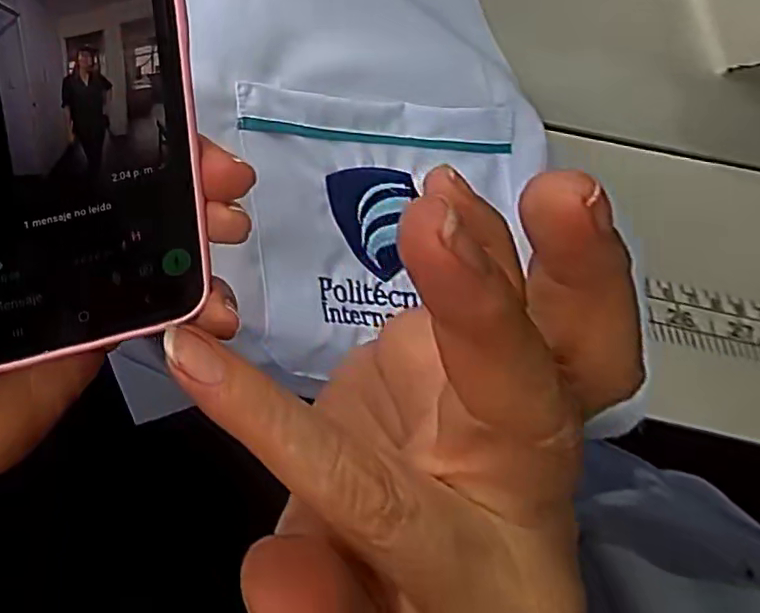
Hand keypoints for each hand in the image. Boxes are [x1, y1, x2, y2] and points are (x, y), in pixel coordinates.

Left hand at [0, 118, 256, 509]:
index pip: (43, 134)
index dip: (95, 115)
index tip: (156, 112)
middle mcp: (34, 217)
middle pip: (112, 173)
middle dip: (175, 164)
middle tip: (219, 175)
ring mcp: (73, 264)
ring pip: (145, 226)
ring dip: (196, 219)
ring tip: (226, 227)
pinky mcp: (100, 315)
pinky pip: (157, 296)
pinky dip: (198, 296)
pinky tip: (218, 308)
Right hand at [163, 165, 644, 611]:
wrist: (461, 553)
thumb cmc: (393, 567)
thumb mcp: (333, 585)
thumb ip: (305, 585)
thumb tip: (264, 588)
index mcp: (445, 539)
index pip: (352, 479)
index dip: (264, 418)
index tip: (187, 354)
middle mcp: (509, 476)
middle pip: (522, 400)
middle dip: (478, 310)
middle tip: (433, 229)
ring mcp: (521, 416)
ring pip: (577, 351)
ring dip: (565, 268)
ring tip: (543, 190)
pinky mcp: (506, 366)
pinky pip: (541, 311)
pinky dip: (522, 246)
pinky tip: (473, 192)